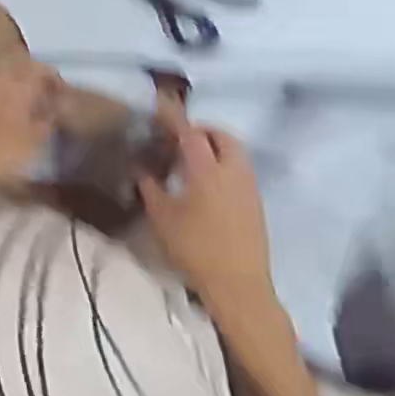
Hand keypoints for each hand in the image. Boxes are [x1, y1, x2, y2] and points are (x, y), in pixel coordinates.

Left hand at [0, 58, 66, 184]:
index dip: (53, 78)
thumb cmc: (2, 149)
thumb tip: (54, 108)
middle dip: (34, 78)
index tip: (61, 92)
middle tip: (44, 95)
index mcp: (17, 84)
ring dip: (16, 84)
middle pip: (20, 68)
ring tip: (26, 104)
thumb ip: (48, 118)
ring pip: (3, 76)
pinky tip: (4, 110)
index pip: (40, 69)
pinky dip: (0, 92)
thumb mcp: (34, 138)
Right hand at [137, 121, 274, 306]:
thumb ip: (149, 185)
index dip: (175, 120)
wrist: (238, 284)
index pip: (191, 134)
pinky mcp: (255, 204)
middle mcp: (234, 173)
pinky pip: (240, 171)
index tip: (159, 111)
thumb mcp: (161, 215)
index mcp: (208, 171)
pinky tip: (203, 183)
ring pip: (236, 153)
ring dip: (214, 147)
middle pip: (223, 137)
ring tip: (188, 159)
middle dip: (202, 130)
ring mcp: (249, 188)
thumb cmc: (193, 246)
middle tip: (177, 137)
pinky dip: (222, 165)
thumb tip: (139, 167)